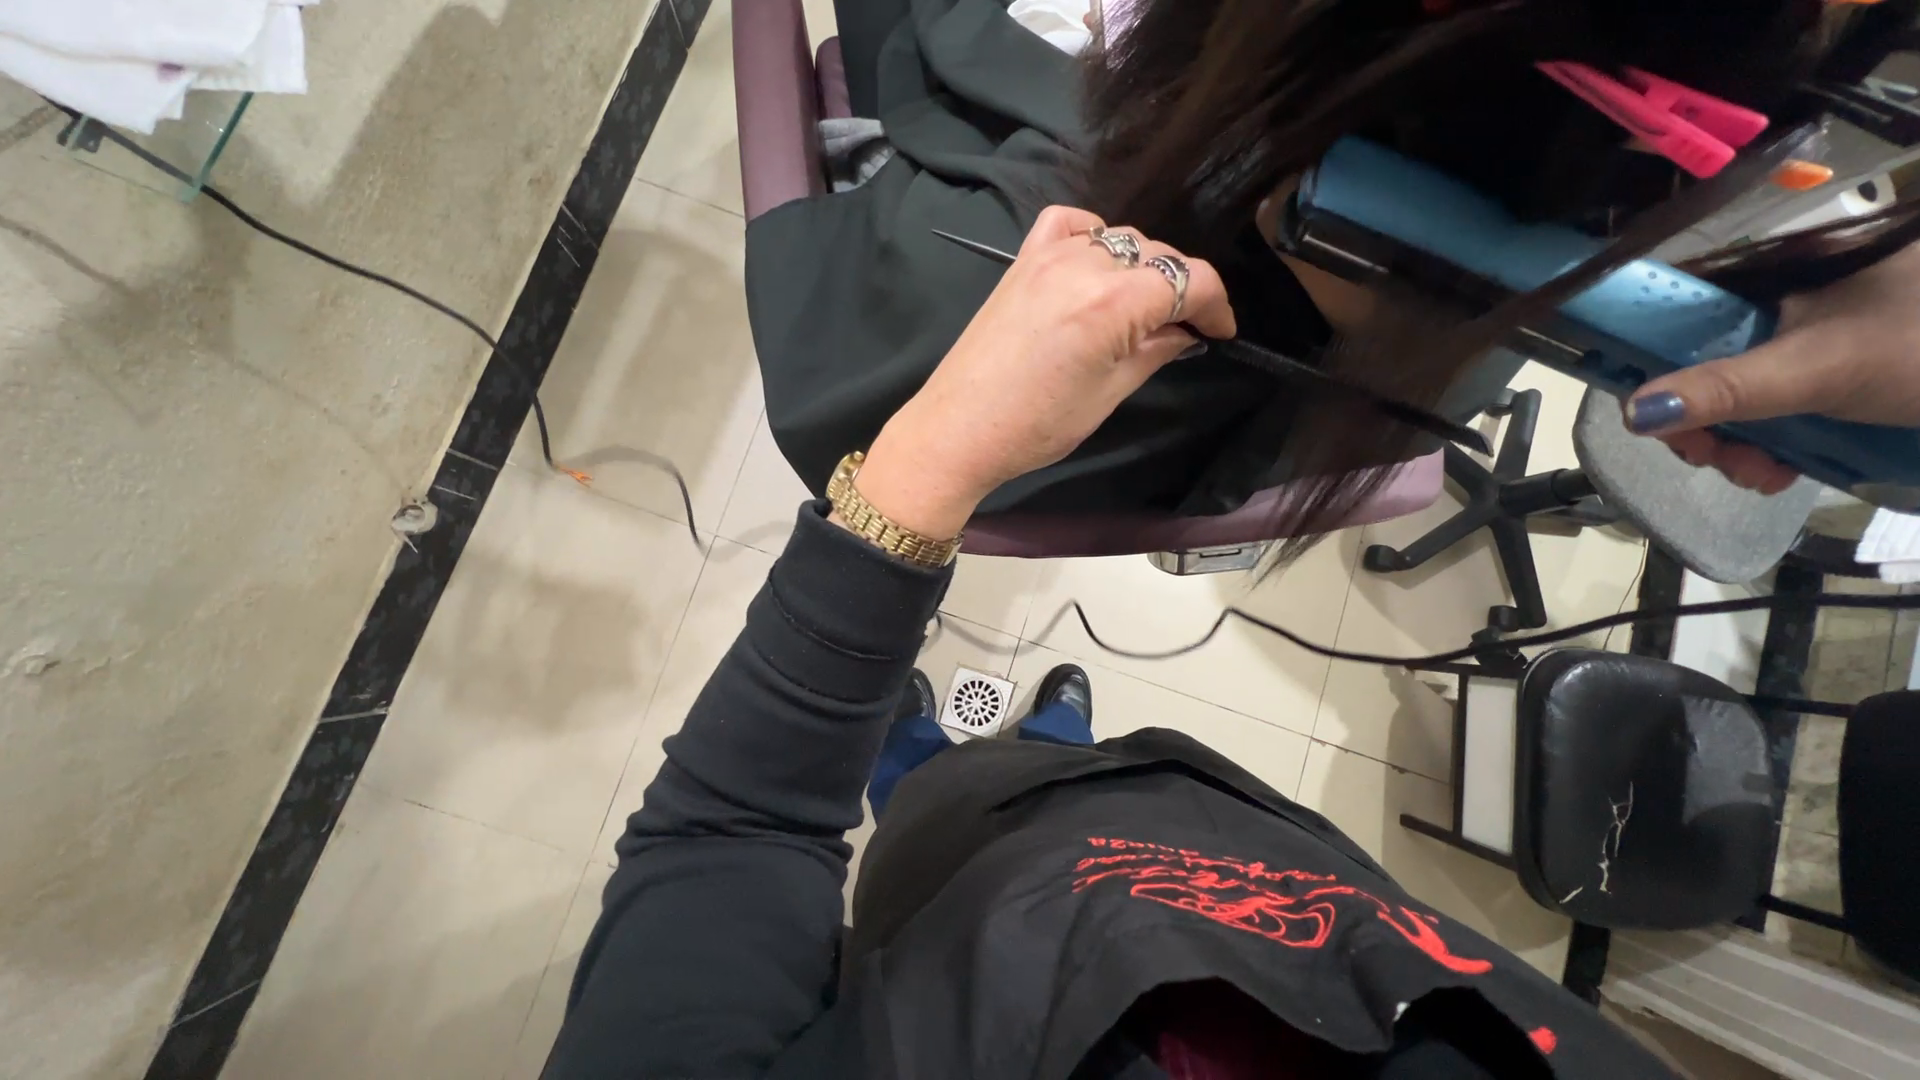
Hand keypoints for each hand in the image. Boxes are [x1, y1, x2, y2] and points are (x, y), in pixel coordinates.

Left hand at [850, 206, 1235, 537]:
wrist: (958, 430)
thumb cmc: (1034, 427)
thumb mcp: (1107, 395)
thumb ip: (1153, 352)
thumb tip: (1185, 332)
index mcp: (1112, 303)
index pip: (1189, 280)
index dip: (1216, 306)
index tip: (1220, 331)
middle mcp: (1083, 266)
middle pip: (1157, 256)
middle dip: (1179, 289)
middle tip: (1181, 329)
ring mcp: (1047, 257)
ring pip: (1118, 240)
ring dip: (1139, 268)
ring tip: (1138, 307)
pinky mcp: (1021, 262)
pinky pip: (1069, 225)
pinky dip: (1092, 236)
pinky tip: (1095, 264)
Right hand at [1624, 241, 1919, 493]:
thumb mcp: (1822, 368)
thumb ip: (1724, 389)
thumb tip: (1630, 413)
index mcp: (1782, 277)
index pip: (1681, 317)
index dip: (1651, 366)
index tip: (1650, 415)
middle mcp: (1794, 304)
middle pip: (1705, 366)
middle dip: (1700, 422)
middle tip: (1712, 458)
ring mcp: (1822, 343)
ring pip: (1742, 396)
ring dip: (1735, 444)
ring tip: (1763, 474)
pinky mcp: (1847, 377)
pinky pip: (1782, 411)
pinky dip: (1774, 445)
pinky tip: (1784, 470)